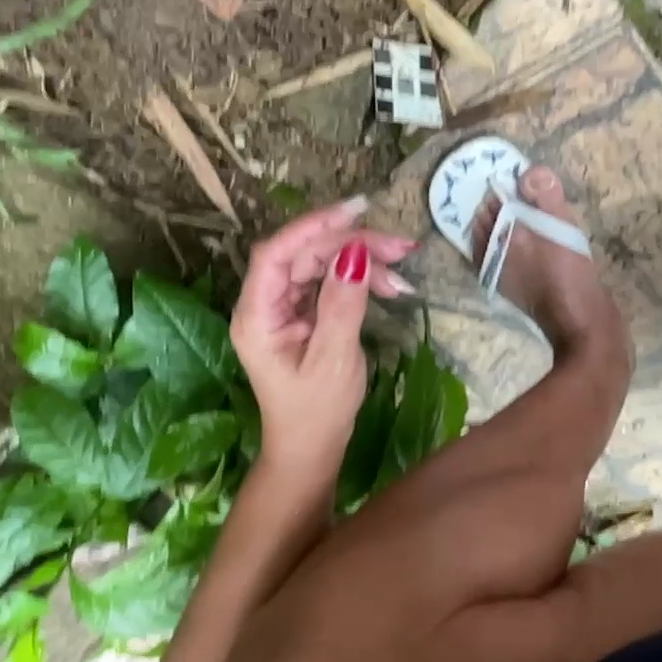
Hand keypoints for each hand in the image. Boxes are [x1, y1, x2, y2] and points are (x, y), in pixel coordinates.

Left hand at [230, 197, 416, 475]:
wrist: (312, 448)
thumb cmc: (316, 412)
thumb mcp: (334, 358)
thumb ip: (342, 303)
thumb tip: (355, 253)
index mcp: (257, 316)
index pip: (276, 254)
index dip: (312, 227)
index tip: (355, 213)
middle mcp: (266, 304)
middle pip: (305, 254)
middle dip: (352, 243)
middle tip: (399, 245)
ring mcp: (285, 307)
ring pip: (322, 262)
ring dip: (363, 258)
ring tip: (403, 264)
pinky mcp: (305, 312)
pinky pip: (332, 280)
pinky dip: (362, 276)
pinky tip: (392, 285)